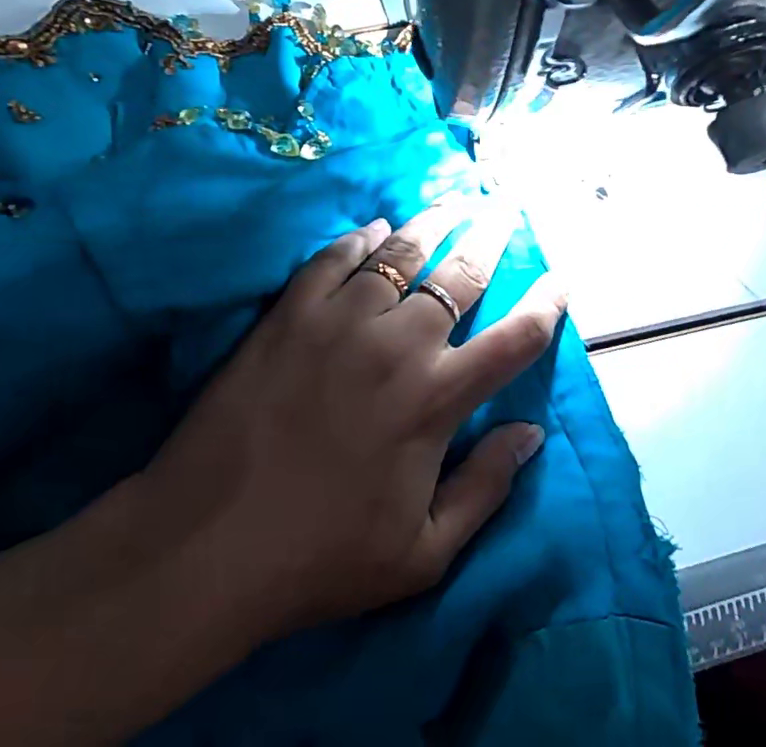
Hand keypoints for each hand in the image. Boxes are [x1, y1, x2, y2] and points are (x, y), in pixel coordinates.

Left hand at [135, 195, 563, 632]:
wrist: (205, 547)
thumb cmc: (322, 559)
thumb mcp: (425, 553)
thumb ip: (487, 488)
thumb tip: (532, 434)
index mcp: (437, 400)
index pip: (515, 339)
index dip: (546, 305)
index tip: (560, 279)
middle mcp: (397, 347)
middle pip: (460, 277)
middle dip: (491, 239)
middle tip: (503, 212)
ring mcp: (339, 324)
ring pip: (398, 255)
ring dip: (430, 226)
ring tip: (449, 205)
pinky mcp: (287, 318)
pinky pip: (332, 260)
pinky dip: (359, 238)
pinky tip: (373, 228)